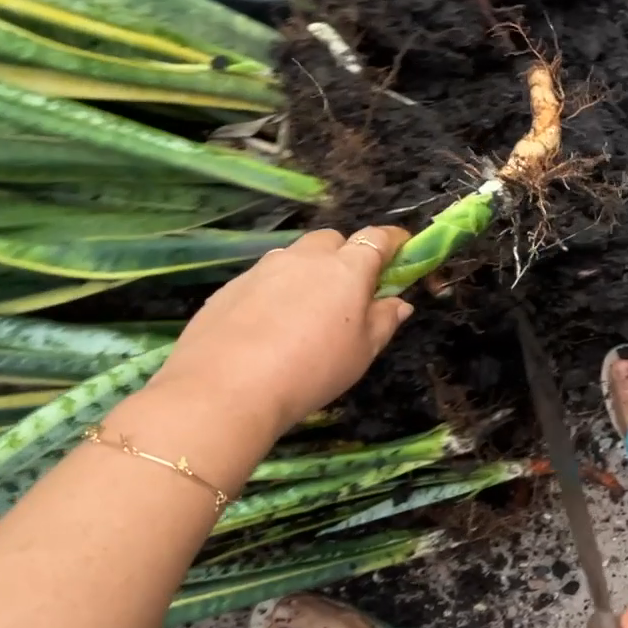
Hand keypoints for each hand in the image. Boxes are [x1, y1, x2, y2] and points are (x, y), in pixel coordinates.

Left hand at [150, 226, 413, 436]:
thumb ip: (385, 321)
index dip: (394, 240)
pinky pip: (265, 277)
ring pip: (295, 256)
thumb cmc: (313, 369)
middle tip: (352, 289)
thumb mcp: (363, 351)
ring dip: (310, 270)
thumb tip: (398, 303)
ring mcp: (263, 270)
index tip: (403, 251)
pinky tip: (272, 325)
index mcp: (346, 269)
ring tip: (309, 308)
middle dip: (347, 254)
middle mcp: (305, 259)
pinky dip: (278, 289)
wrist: (224, 389)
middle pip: (332, 239)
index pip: (376, 238)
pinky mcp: (230, 287)